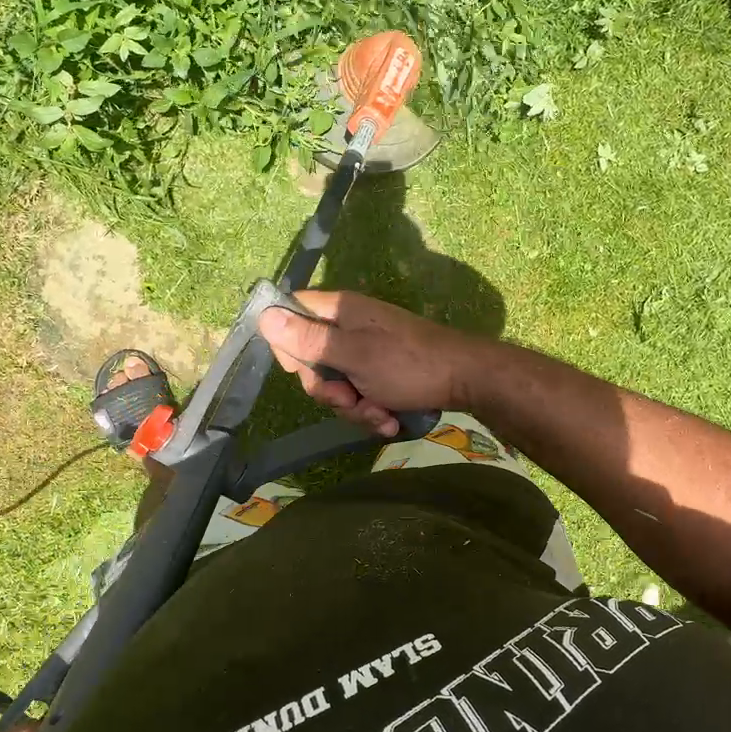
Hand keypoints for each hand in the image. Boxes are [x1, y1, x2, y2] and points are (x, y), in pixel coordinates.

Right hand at [258, 291, 488, 436]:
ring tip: (380, 416)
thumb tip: (263, 314)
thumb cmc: (408, 365)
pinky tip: (390, 421)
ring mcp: (370, 350)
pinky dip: (373, 411)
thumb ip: (309, 339)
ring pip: (338, 384)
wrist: (467, 381)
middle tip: (352, 400)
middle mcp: (352, 326)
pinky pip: (362, 394)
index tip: (299, 368)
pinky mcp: (384, 373)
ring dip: (355, 408)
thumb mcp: (353, 355)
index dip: (288, 342)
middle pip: (312, 358)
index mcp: (341, 310)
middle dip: (330, 390)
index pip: (293, 312)